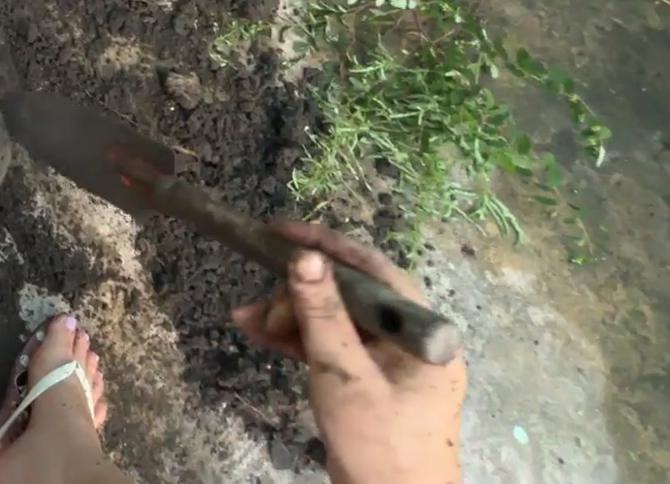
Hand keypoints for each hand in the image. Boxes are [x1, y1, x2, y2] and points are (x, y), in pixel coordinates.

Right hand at [232, 222, 466, 483]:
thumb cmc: (377, 438)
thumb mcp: (342, 371)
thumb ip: (322, 312)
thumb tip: (305, 256)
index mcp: (420, 336)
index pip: (374, 271)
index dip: (326, 245)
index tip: (278, 230)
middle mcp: (406, 340)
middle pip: (344, 292)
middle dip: (295, 293)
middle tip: (263, 309)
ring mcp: (385, 358)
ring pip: (328, 314)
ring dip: (285, 314)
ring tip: (250, 323)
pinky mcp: (363, 374)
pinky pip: (324, 338)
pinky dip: (291, 334)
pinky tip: (255, 331)